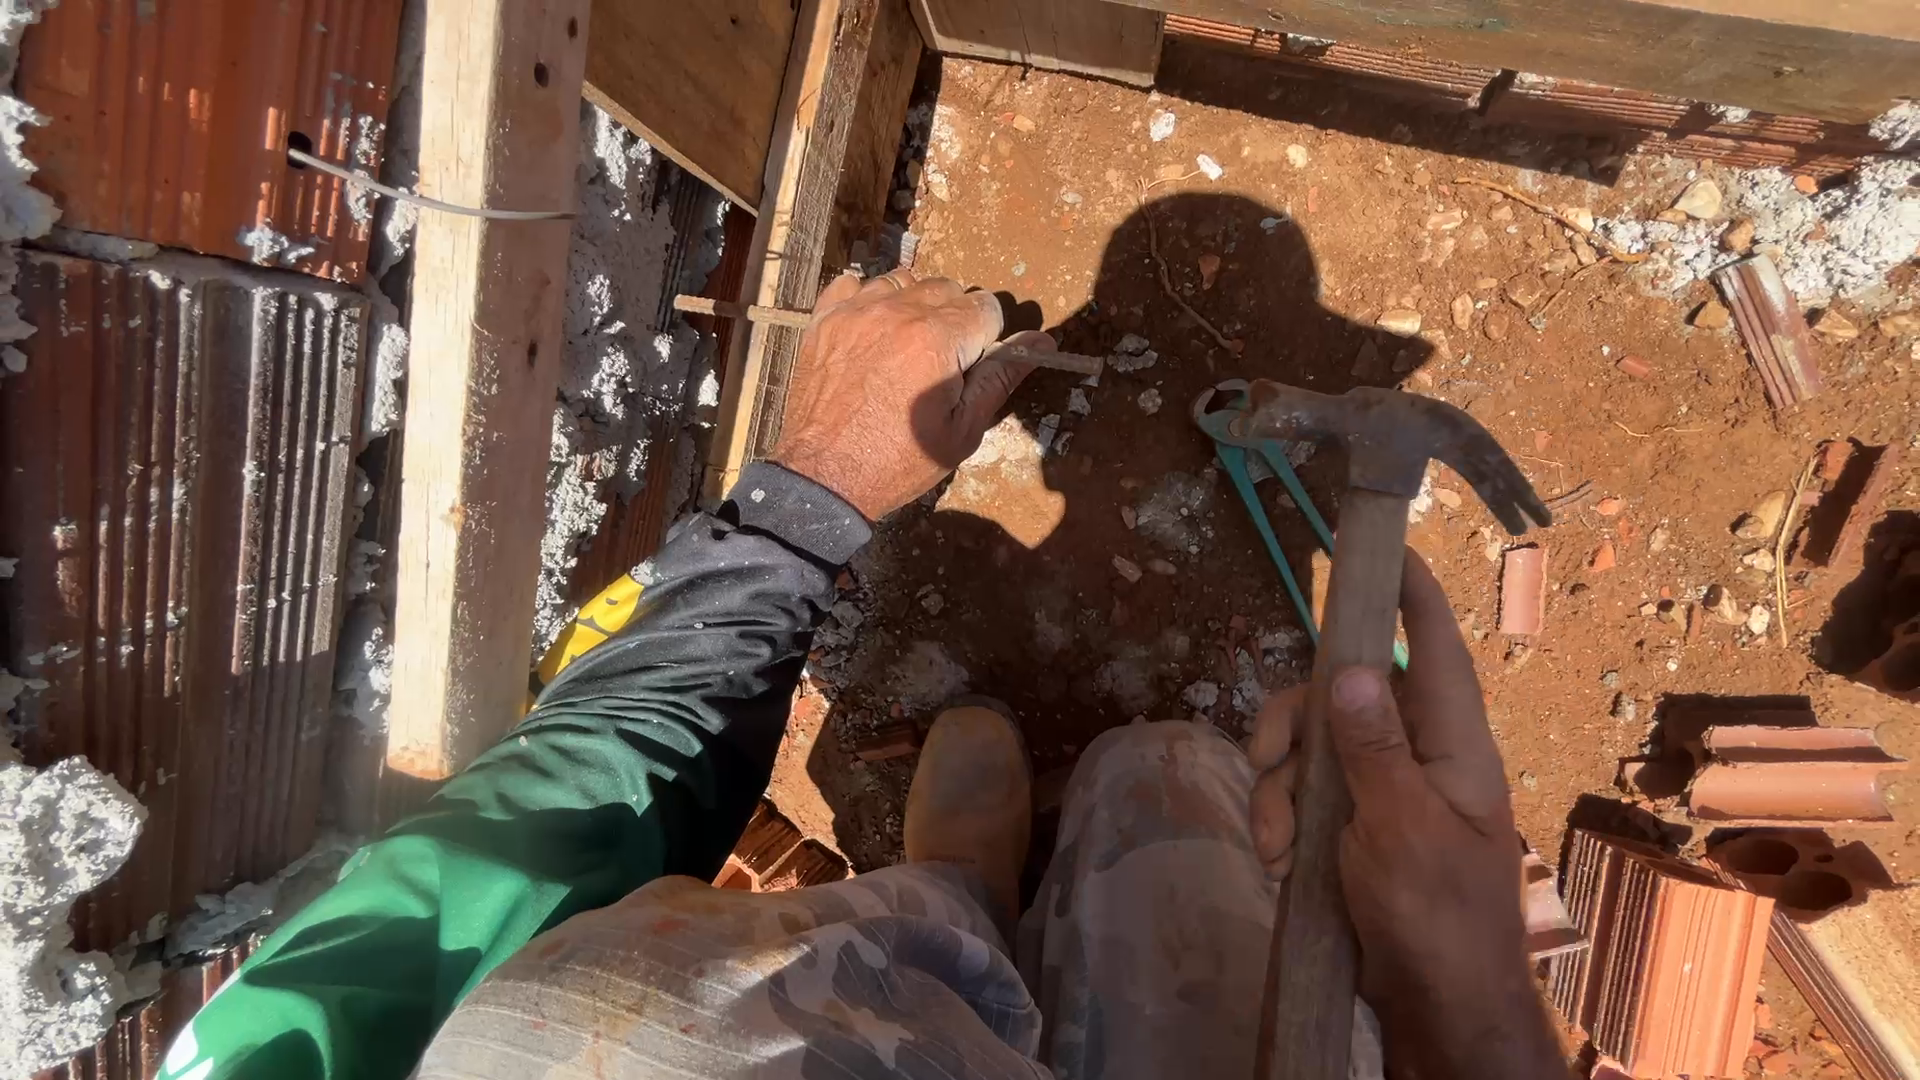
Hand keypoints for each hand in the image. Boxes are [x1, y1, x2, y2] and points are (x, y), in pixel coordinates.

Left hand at [768, 270, 1055, 520]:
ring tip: (906, 347)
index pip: (986, 308)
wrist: (826, 477)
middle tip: (941, 363)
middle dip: (954, 318)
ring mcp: (857, 310)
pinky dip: (870, 300)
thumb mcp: (963, 430)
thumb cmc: (899, 462)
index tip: (970, 369)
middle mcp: (898, 311)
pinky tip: (872, 332)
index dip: (986, 340)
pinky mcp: (825, 318)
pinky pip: (856, 284)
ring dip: (915, 305)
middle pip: (947, 288)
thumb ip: (1000, 378)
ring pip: (904, 281)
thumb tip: (1042, 339)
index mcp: (938, 338)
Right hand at [1247, 551, 1561, 1078]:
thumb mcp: (1401, 828)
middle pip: (1335, 693)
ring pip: (1304, 744)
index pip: (1431, 649)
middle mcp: (1412, 751)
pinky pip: (1295, 789)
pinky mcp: (1347, 816)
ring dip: (1275, 789)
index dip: (1412, 596)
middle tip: (1267, 766)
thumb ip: (1374, 746)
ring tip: (1276, 845)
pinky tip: (1279, 861)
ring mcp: (1377, 785)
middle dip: (1290, 727)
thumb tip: (1348, 666)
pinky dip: (1277, 817)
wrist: (1432, 1007)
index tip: (1387, 551)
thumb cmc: (1434, 915)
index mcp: (1449, 744)